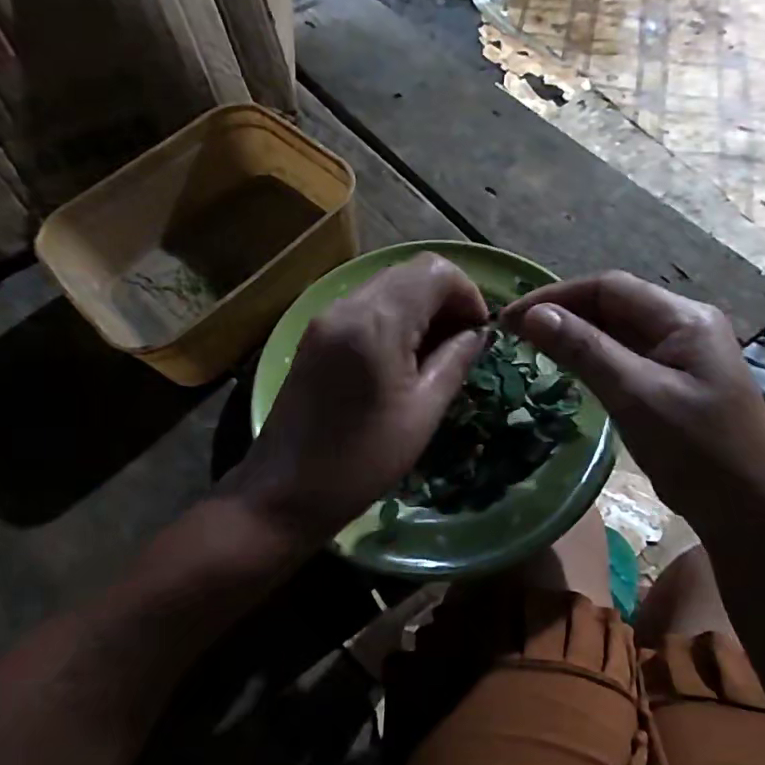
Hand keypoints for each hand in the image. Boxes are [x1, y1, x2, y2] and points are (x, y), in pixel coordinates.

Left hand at [228, 253, 489, 540]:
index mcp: (377, 322)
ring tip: (436, 353)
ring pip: (387, 286)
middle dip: (445, 299)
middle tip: (462, 343)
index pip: (436, 271)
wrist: (284, 493)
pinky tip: (403, 358)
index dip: (468, 294)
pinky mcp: (315, 335)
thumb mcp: (423, 412)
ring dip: (420, 308)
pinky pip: (365, 307)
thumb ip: (455, 360)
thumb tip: (478, 333)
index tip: (479, 334)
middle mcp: (348, 306)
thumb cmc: (363, 460)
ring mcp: (326, 318)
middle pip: (410, 271)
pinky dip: (394, 318)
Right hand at [500, 272, 764, 518]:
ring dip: (576, 336)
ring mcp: (683, 356)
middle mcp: (685, 326)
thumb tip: (533, 315)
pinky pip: (627, 359)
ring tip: (531, 349)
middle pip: (614, 305)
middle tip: (515, 336)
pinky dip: (594, 360)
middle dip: (564, 314)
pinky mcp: (676, 384)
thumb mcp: (637, 396)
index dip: (556, 297)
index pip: (609, 287)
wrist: (753, 513)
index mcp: (684, 318)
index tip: (512, 318)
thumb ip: (585, 350)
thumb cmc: (699, 452)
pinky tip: (568, 372)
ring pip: (618, 332)